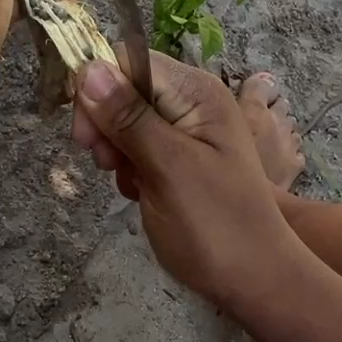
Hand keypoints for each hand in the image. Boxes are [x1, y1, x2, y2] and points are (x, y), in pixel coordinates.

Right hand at [70, 53, 296, 304]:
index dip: (99, 88)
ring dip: (115, 147)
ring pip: (124, 116)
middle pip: (124, 86)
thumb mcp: (168, 167)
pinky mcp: (176, 153)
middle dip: (105, 122)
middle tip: (105, 163)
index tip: (85, 134)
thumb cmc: (216, 224)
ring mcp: (184, 126)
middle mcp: (190, 99)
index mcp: (196, 90)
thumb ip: (128, 116)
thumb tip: (88, 68)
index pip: (129, 59)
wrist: (256, 282)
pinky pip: (135, 142)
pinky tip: (139, 190)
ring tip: (130, 182)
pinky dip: (128, 164)